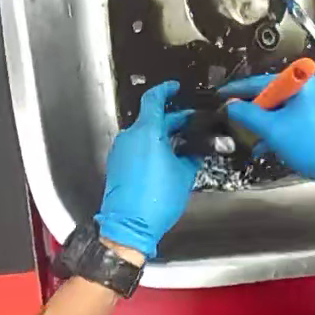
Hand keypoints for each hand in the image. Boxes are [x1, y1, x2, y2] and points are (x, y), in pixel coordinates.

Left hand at [95, 81, 199, 259]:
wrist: (128, 227)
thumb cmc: (156, 199)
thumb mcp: (184, 174)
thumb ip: (191, 156)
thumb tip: (197, 150)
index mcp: (147, 132)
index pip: (153, 99)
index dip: (165, 90)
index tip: (175, 88)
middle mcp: (130, 136)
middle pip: (152, 118)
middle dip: (173, 120)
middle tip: (192, 124)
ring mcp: (121, 150)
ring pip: (144, 133)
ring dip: (162, 134)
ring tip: (183, 144)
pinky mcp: (117, 164)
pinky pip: (136, 147)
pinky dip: (151, 146)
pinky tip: (167, 158)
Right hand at [220, 75, 314, 245]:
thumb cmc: (312, 145)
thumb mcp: (272, 129)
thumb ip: (247, 114)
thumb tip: (230, 106)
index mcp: (302, 82)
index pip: (261, 81)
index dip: (238, 89)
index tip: (222, 95)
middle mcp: (312, 88)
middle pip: (273, 95)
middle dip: (253, 110)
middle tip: (235, 120)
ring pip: (283, 109)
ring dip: (266, 123)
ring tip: (252, 138)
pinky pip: (294, 119)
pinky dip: (280, 129)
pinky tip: (269, 145)